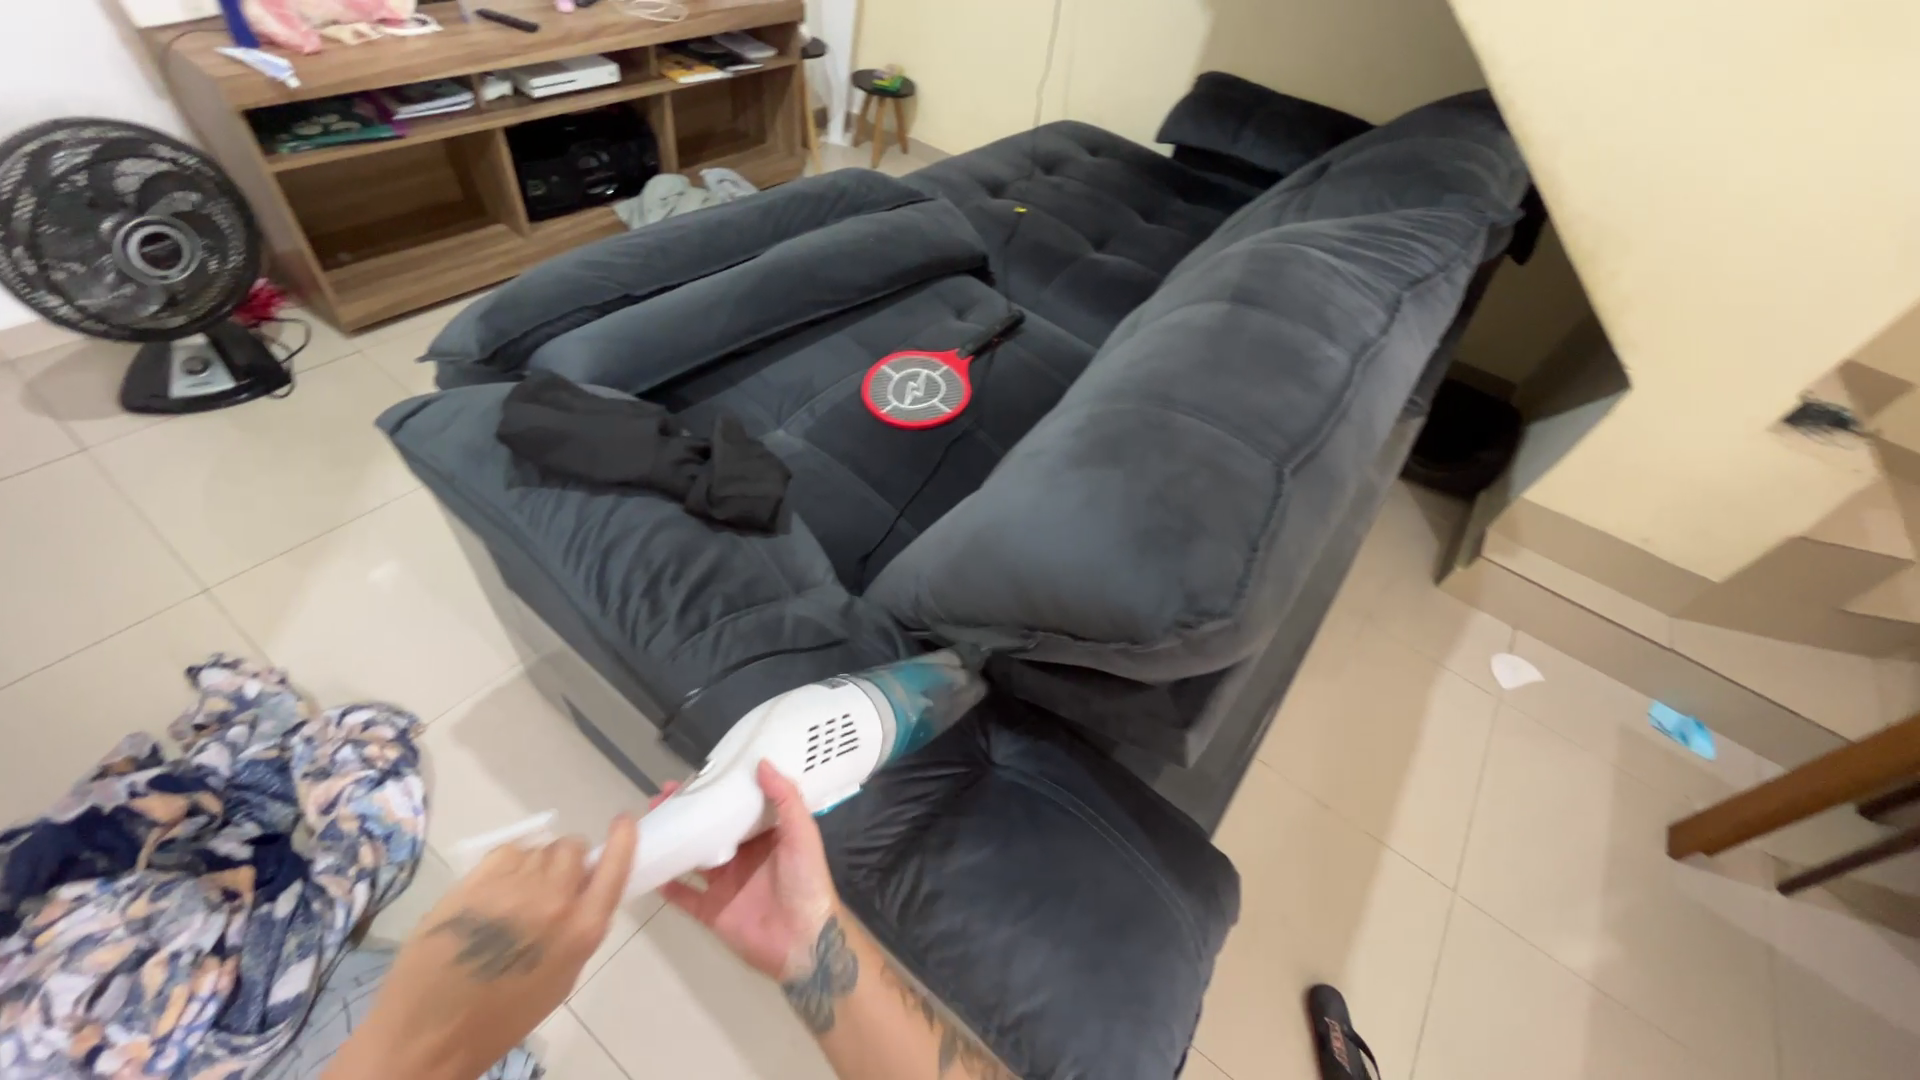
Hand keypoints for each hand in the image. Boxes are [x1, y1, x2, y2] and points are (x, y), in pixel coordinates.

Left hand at [323, 815, 637, 1079]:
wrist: (427, 1037)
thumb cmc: (502, 1016)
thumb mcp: (562, 976)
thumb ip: (580, 926)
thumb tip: (585, 887)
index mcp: (582, 930)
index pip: (614, 866)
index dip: (622, 839)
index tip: (624, 821)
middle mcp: (553, 901)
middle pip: (572, 849)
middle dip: (568, 861)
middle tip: (550, 884)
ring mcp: (512, 888)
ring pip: (539, 849)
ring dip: (535, 865)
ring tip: (514, 895)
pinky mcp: (473, 883)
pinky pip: (507, 852)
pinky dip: (508, 864)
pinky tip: (494, 891)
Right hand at [660, 760, 840, 980]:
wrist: (802, 939)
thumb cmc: (806, 880)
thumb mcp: (802, 833)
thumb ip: (786, 798)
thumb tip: (762, 762)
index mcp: (766, 835)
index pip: (738, 805)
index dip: (718, 790)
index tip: (696, 774)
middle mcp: (744, 855)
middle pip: (710, 828)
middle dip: (688, 812)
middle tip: (661, 797)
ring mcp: (725, 883)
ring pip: (693, 857)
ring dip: (674, 840)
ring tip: (650, 822)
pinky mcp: (711, 910)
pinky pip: (684, 896)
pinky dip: (666, 883)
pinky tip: (648, 868)